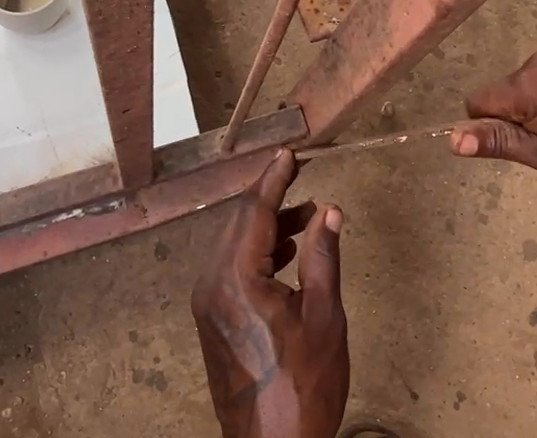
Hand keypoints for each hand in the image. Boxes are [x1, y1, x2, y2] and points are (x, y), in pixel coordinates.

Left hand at [191, 149, 348, 437]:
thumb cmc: (305, 384)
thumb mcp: (324, 317)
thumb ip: (322, 257)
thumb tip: (330, 211)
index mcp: (236, 277)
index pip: (255, 210)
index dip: (275, 178)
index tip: (289, 152)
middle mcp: (211, 282)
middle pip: (239, 221)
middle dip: (269, 195)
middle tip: (298, 173)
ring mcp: (206, 300)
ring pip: (233, 242)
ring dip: (266, 223)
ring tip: (305, 213)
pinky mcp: (210, 316)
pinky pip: (230, 265)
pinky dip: (257, 250)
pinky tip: (285, 249)